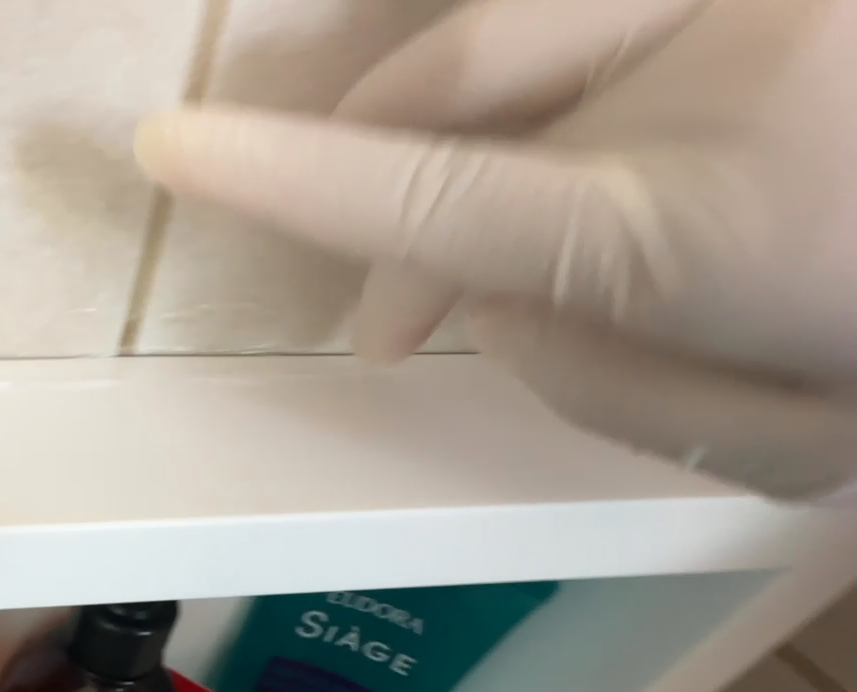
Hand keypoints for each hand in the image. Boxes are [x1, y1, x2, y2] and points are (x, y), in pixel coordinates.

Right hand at [136, 0, 856, 501]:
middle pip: (451, 77)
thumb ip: (571, 359)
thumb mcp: (756, 422)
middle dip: (380, 170)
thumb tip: (458, 295)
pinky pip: (598, 9)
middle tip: (389, 313)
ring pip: (520, 21)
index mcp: (699, 208)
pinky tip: (590, 115)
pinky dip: (548, 59)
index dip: (270, 170)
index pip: (410, 192)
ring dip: (472, 108)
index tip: (163, 146)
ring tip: (521, 197)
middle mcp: (743, 50)